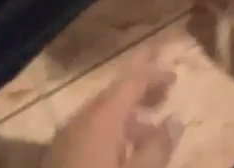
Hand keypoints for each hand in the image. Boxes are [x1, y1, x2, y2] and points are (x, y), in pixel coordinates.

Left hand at [49, 57, 182, 167]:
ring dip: (128, 116)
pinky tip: (125, 154)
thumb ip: (158, 148)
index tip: (175, 75)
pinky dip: (112, 134)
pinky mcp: (58, 161)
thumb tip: (175, 120)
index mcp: (101, 119)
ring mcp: (66, 142)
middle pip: (115, 94)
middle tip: (167, 93)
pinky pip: (90, 134)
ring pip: (102, 115)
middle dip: (141, 90)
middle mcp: (81, 121)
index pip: (131, 81)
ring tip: (152, 129)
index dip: (154, 74)